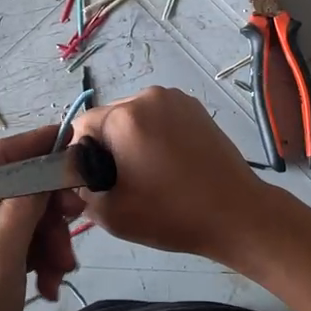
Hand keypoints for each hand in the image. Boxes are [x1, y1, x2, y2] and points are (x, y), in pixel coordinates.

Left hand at [0, 125, 81, 310]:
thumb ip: (25, 204)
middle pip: (14, 191)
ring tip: (63, 270)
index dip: (34, 144)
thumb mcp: (1, 255)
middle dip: (48, 206)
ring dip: (48, 240)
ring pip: (21, 221)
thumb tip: (48, 163)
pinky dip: (37, 260)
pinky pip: (17, 248)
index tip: (71, 138)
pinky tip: (51, 284)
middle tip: (78, 217)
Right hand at [69, 86, 273, 261]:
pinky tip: (169, 163)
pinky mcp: (194, 107)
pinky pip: (158, 116)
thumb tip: (74, 178)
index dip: (80, 156)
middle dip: (107, 146)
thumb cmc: (172, 215)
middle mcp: (148, 95)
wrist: (236, 213)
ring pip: (134, 116)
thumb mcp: (113, 214)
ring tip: (149, 174)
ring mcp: (175, 98)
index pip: (82, 126)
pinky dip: (155, 134)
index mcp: (125, 116)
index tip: (95, 182)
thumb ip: (80, 191)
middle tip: (123, 183)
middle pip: (108, 118)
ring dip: (131, 139)